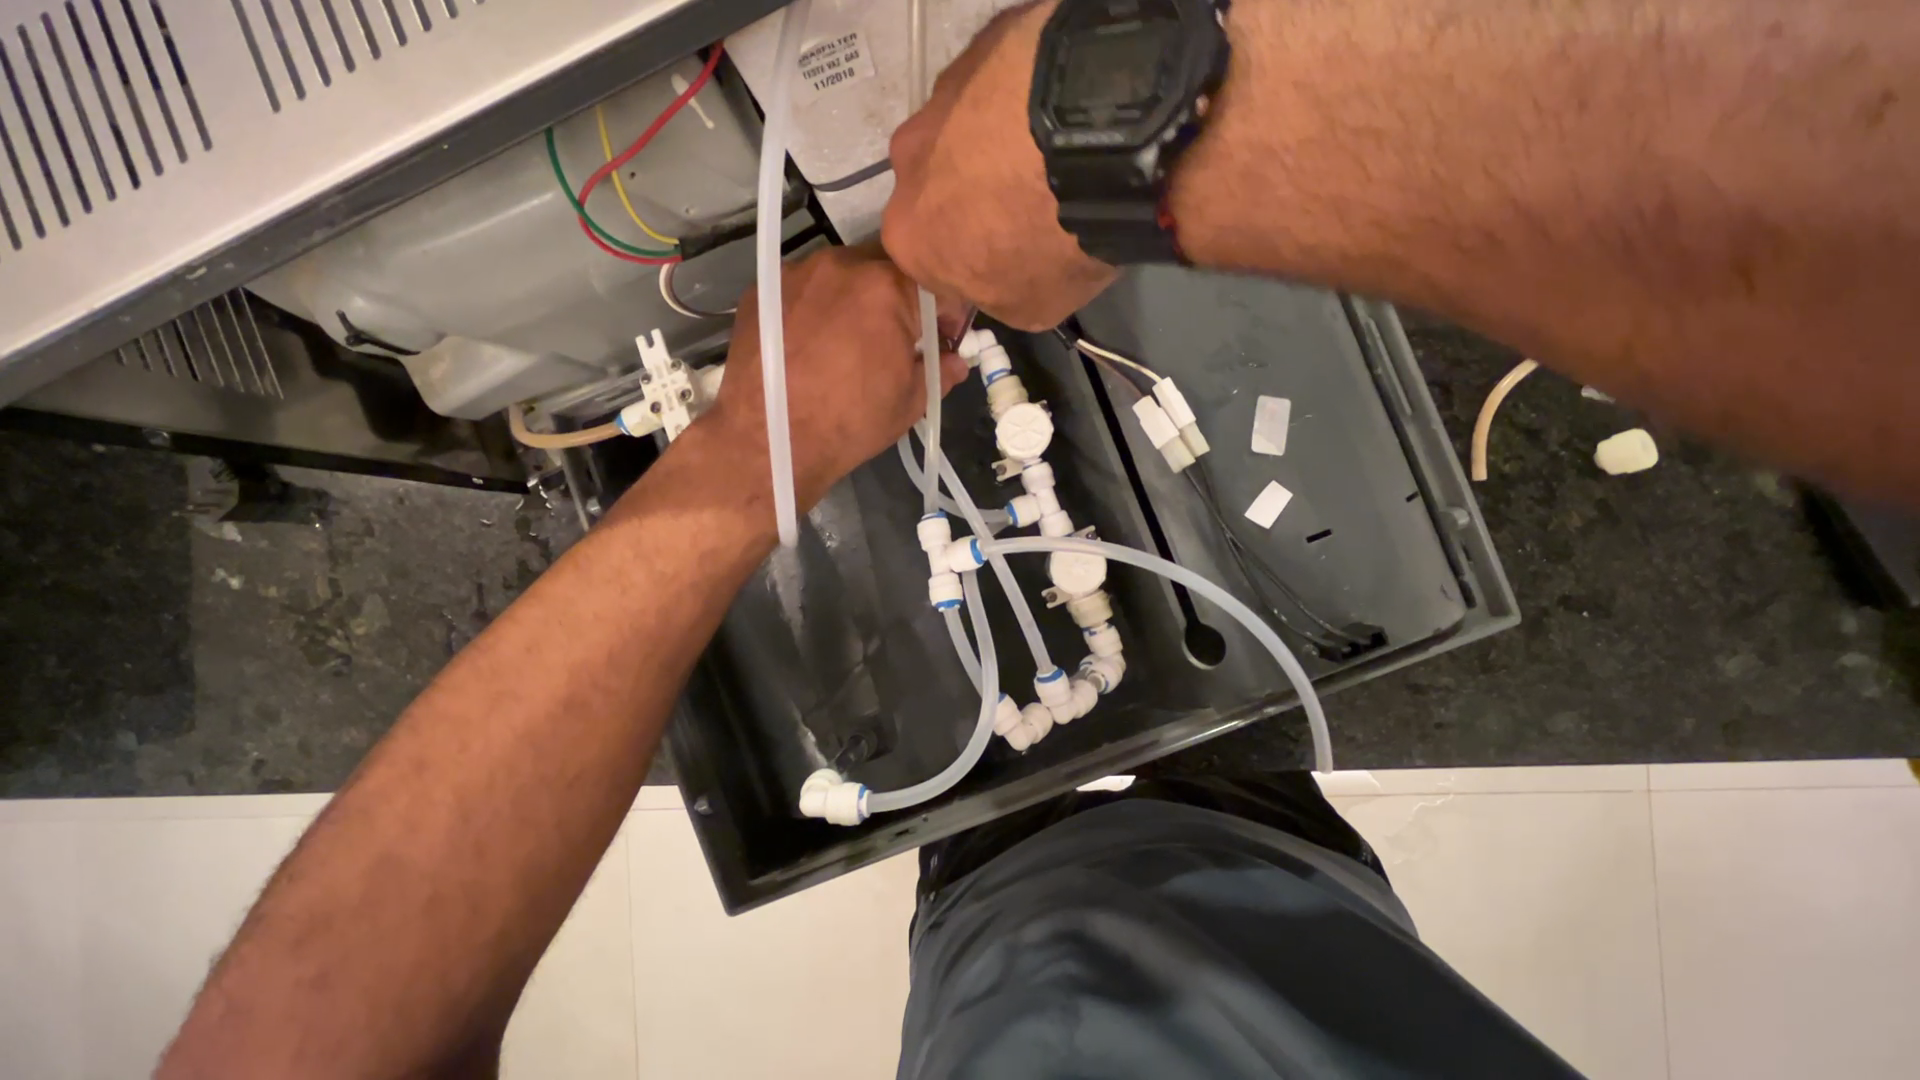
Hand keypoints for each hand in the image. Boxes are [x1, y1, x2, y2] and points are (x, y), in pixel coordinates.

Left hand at [704, 245, 967, 509]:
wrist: (767, 440)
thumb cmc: (849, 423)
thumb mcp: (910, 403)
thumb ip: (939, 371)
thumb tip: (955, 360)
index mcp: (887, 287)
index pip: (933, 282)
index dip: (946, 311)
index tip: (943, 337)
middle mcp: (841, 264)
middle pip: (885, 267)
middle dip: (899, 297)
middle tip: (896, 337)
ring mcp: (797, 274)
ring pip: (841, 274)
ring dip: (854, 298)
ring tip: (848, 340)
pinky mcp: (761, 289)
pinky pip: (803, 289)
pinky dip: (816, 308)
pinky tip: (811, 343)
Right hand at [883, 1, 1117, 330]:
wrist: (1094, 136)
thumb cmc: (1054, 241)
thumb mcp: (1032, 307)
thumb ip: (1000, 296)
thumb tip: (1000, 282)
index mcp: (910, 237)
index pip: (929, 263)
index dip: (967, 268)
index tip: (1003, 268)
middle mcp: (908, 165)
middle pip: (939, 191)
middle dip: (975, 202)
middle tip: (1031, 209)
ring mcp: (940, 99)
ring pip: (965, 135)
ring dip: (996, 150)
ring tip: (1053, 158)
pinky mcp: (979, 48)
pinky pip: (999, 88)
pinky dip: (1022, 103)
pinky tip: (1061, 116)